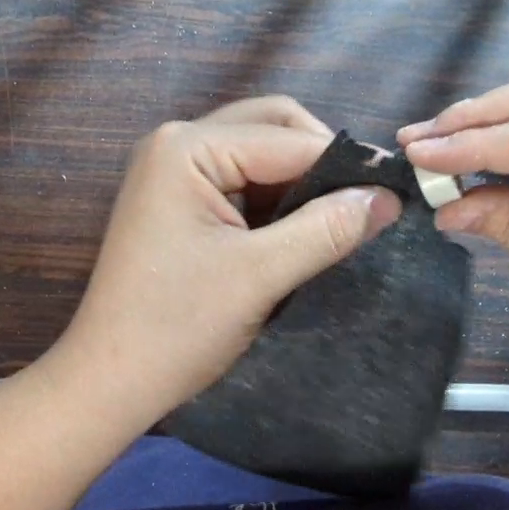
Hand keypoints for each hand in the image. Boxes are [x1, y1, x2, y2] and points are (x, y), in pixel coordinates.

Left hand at [57, 96, 400, 420]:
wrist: (110, 380)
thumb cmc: (177, 326)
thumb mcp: (260, 275)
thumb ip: (327, 229)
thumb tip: (389, 198)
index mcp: (186, 147)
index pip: (287, 139)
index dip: (345, 164)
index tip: (399, 194)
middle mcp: (176, 144)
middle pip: (271, 129)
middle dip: (320, 164)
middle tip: (364, 206)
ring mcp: (173, 172)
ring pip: (259, 156)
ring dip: (300, 184)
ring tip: (340, 222)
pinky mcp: (178, 202)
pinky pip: (240, 183)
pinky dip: (275, 202)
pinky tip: (301, 232)